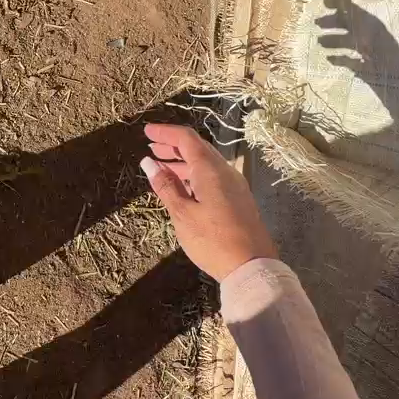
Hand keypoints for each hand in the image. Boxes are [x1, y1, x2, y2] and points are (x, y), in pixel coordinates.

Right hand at [139, 123, 277, 280]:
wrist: (252, 267)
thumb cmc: (213, 240)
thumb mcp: (183, 214)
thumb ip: (166, 186)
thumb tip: (148, 163)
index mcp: (210, 170)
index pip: (186, 139)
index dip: (165, 132)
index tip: (146, 131)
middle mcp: (225, 171)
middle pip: (198, 148)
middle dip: (173, 145)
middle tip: (152, 147)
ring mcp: (234, 185)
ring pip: (206, 163)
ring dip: (183, 161)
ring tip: (162, 166)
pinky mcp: (238, 199)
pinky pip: (213, 176)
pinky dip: (194, 174)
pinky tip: (183, 186)